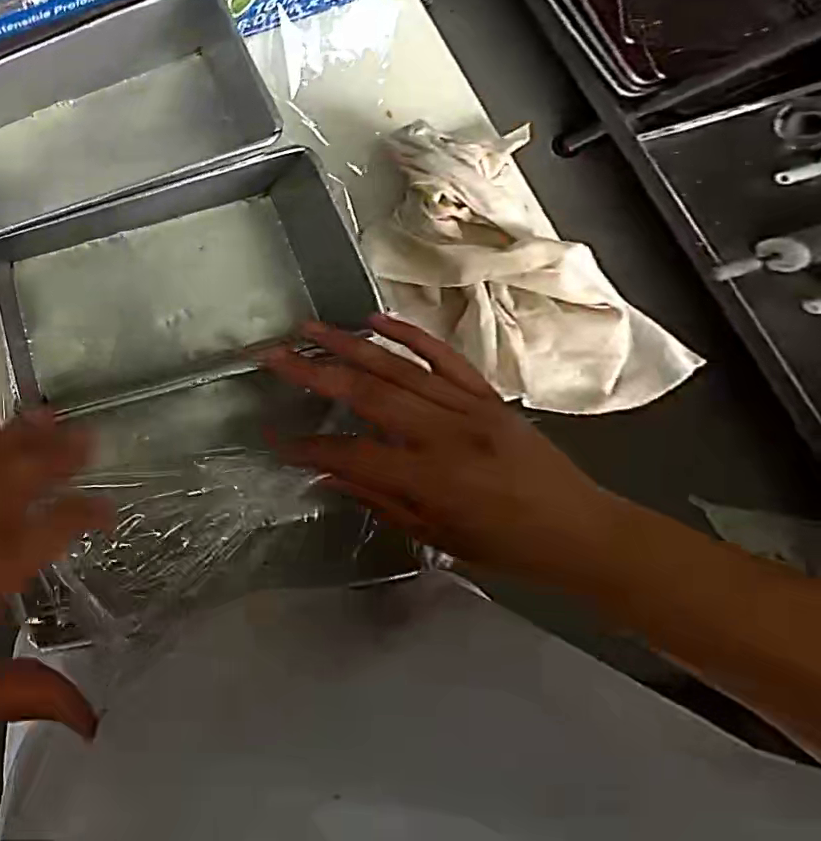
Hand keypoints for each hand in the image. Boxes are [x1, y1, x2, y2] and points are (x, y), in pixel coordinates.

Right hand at [260, 315, 631, 588]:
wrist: (594, 535)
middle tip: (272, 356)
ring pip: (398, 368)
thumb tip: (322, 472)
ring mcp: (473, 409)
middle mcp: (450, 435)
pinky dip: (410, 336)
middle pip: (368, 394)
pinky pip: (446, 359)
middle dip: (312, 373)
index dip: (306, 448)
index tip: (272, 440)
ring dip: (347, 345)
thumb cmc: (508, 545)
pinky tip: (375, 320)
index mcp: (435, 478)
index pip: (352, 453)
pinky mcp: (491, 396)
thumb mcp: (434, 534)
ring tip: (308, 328)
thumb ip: (375, 497)